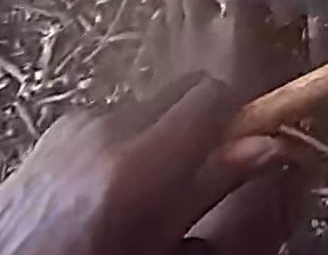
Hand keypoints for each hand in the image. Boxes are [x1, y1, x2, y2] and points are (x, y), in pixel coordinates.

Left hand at [0, 72, 283, 254]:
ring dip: (170, 131)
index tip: (249, 137)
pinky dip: (133, 139)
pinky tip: (114, 187)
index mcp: (133, 167)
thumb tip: (269, 147)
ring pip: (154, 103)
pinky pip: (117, 117)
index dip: (237, 111)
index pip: (211, 94)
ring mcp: (78, 122)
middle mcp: (106, 128)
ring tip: (155, 188)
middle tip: (211, 164)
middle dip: (208, 116)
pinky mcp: (59, 126)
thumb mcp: (156, 248)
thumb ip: (213, 190)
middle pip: (186, 88)